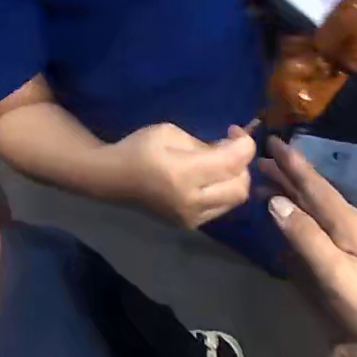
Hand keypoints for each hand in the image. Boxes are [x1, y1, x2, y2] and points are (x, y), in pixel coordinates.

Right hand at [114, 123, 255, 228]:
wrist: (112, 179)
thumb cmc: (138, 149)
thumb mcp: (169, 133)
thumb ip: (203, 144)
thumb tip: (226, 152)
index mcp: (183, 174)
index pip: (232, 163)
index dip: (245, 145)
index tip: (236, 131)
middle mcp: (191, 200)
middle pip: (240, 187)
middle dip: (243, 164)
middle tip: (229, 147)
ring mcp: (190, 217)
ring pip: (234, 201)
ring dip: (234, 179)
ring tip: (221, 163)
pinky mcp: (188, 225)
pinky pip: (220, 208)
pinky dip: (222, 192)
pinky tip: (209, 179)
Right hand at [262, 138, 356, 356]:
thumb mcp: (337, 273)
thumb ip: (306, 236)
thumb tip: (274, 200)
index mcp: (346, 222)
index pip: (313, 184)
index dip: (291, 163)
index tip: (270, 140)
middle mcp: (350, 224)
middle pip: (313, 192)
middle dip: (286, 174)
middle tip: (256, 160)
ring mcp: (353, 242)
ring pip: (315, 206)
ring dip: (291, 192)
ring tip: (265, 183)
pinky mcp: (352, 259)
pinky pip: (318, 223)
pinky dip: (300, 214)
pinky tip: (291, 218)